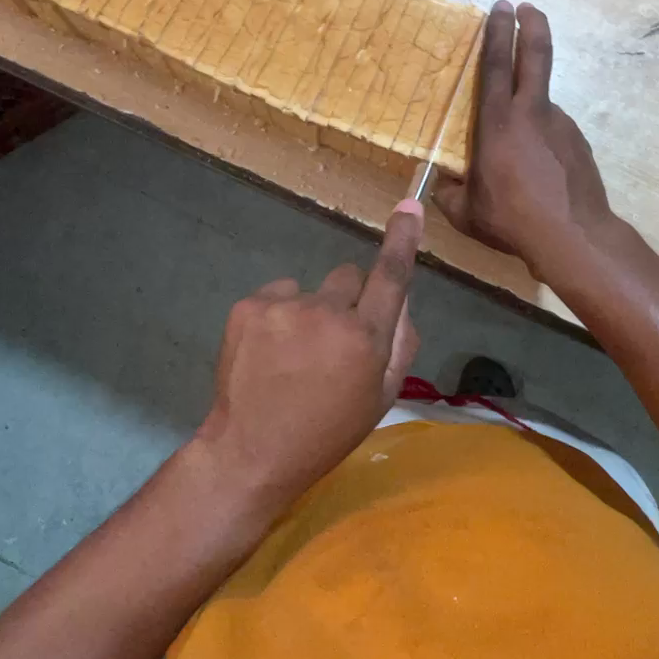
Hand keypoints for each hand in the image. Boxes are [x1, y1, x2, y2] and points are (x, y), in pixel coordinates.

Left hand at [194, 203, 423, 508]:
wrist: (251, 451)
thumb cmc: (326, 432)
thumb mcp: (381, 399)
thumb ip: (400, 343)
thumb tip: (402, 298)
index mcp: (365, 338)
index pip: (391, 276)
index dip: (402, 240)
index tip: (409, 207)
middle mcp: (327, 312)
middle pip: (348, 278)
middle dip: (347, 302)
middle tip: (331, 345)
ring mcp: (284, 306)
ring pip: (311, 289)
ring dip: (310, 311)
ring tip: (292, 356)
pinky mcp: (249, 306)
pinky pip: (278, 294)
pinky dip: (278, 316)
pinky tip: (269, 351)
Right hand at [432, 2, 614, 281]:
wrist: (573, 237)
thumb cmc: (511, 220)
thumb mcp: (465, 212)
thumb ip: (450, 193)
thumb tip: (443, 185)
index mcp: (498, 123)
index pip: (497, 65)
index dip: (498, 32)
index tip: (501, 6)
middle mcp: (532, 114)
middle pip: (536, 56)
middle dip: (532, 25)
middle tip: (527, 6)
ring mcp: (561, 126)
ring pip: (541, 104)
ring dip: (528, 110)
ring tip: (516, 152)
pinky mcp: (578, 144)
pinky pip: (553, 134)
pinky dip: (542, 141)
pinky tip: (537, 171)